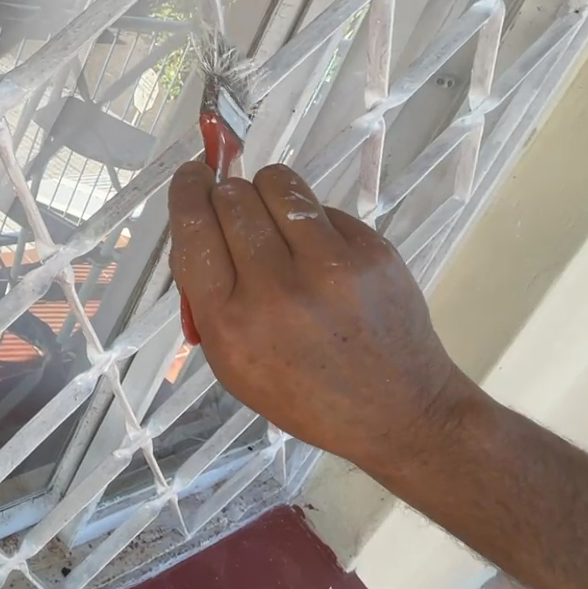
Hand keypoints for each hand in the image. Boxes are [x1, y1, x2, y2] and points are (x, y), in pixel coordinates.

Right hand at [167, 161, 480, 472]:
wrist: (399, 413)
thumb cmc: (299, 389)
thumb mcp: (228, 359)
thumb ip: (205, 291)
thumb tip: (201, 220)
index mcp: (229, 320)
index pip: (194, 227)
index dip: (188, 190)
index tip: (192, 175)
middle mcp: (275, 290)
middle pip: (232, 197)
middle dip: (226, 194)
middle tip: (236, 210)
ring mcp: (329, 267)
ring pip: (276, 183)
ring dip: (266, 192)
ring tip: (276, 217)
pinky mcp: (372, 253)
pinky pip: (322, 205)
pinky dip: (312, 218)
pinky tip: (321, 251)